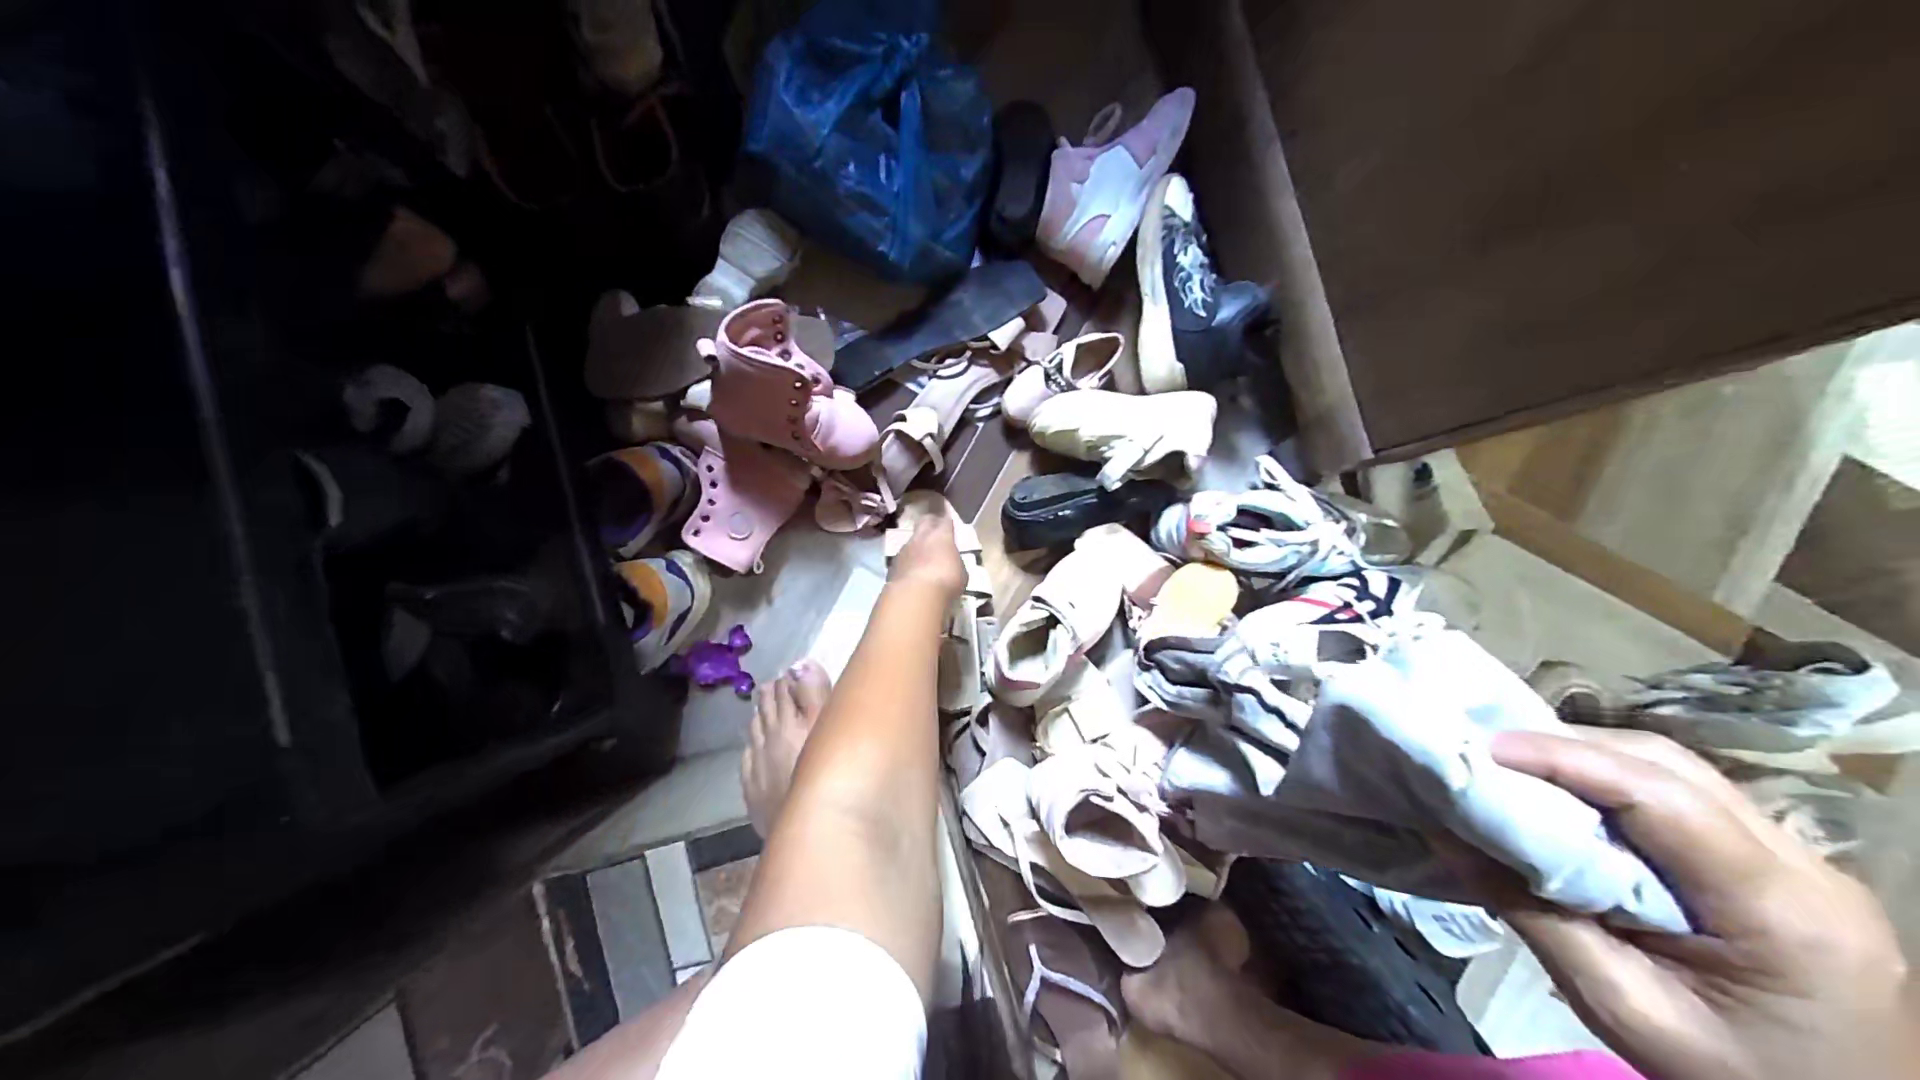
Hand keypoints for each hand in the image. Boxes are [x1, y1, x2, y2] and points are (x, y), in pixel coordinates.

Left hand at [886, 511, 964, 599]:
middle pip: (924, 522)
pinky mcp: (892, 565)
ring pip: (911, 542)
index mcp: (941, 536)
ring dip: (917, 547)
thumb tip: (951, 562)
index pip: (945, 521)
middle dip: (929, 523)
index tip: (949, 523)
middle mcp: (920, 537)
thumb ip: (955, 563)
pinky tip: (912, 574)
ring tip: (922, 558)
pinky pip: (902, 559)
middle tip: (934, 530)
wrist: (915, 596)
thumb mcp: (961, 573)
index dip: (947, 522)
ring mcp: (904, 550)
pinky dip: (908, 563)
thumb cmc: (946, 581)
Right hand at [1489, 728, 1914, 1079]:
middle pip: (1673, 770)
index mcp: (1782, 913)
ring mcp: (1808, 864)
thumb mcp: (1618, 1006)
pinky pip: (1690, 797)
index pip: (1663, 799)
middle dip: (1569, 749)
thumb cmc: (1723, 1076)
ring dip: (1591, 759)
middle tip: (1486, 751)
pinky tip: (1572, 796)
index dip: (1566, 759)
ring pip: (1681, 773)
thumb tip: (1444, 831)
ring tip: (1515, 765)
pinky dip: (1617, 782)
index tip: (1484, 746)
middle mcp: (1810, 870)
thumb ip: (1531, 912)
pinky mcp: (1786, 866)